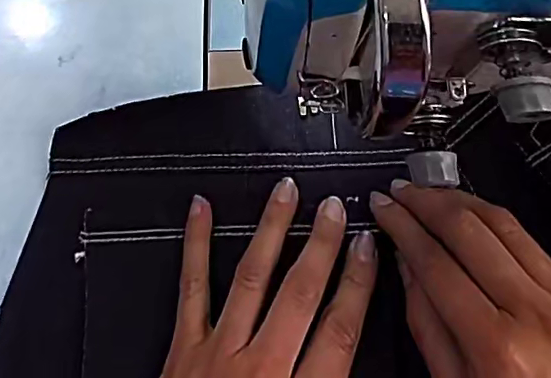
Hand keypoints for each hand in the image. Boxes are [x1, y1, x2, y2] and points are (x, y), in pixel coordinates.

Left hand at [161, 179, 378, 377]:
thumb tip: (355, 367)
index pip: (338, 333)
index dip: (358, 285)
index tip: (367, 247)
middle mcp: (258, 373)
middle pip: (300, 294)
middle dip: (321, 245)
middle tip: (333, 206)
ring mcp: (217, 358)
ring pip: (253, 277)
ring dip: (272, 229)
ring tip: (286, 191)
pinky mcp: (182, 352)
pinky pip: (191, 290)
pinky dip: (196, 244)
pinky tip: (200, 208)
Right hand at [370, 182, 550, 377]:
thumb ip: (430, 330)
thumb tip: (408, 267)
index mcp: (498, 351)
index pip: (436, 264)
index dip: (403, 228)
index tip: (385, 210)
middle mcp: (535, 317)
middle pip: (468, 230)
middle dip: (427, 202)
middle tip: (402, 192)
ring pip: (502, 223)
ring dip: (460, 200)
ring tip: (431, 193)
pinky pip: (533, 244)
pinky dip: (497, 221)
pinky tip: (476, 215)